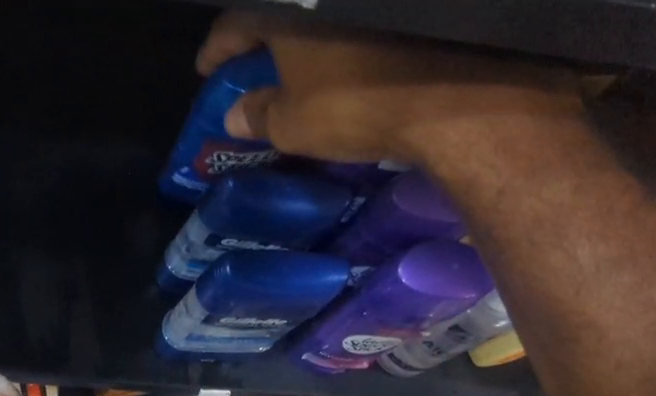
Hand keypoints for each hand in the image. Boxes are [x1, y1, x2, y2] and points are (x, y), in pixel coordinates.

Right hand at [198, 11, 584, 177]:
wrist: (448, 93)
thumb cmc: (355, 105)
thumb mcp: (294, 123)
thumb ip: (260, 115)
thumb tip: (236, 114)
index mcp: (289, 8)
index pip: (237, 21)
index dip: (217, 49)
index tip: (207, 69)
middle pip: (283, 10)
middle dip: (264, 38)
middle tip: (253, 65)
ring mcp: (370, 4)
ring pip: (324, 14)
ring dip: (307, 39)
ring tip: (300, 67)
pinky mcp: (409, 13)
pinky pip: (361, 22)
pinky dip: (345, 42)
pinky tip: (346, 65)